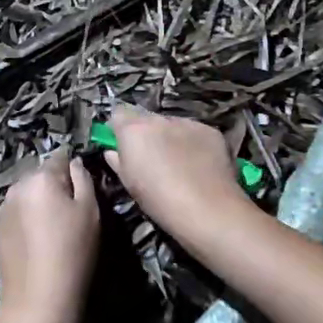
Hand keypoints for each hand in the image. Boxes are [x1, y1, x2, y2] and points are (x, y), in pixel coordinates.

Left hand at [0, 150, 100, 322]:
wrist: (38, 298)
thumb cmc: (72, 253)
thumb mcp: (90, 212)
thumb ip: (82, 179)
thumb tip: (73, 162)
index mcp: (40, 177)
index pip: (59, 156)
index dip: (73, 168)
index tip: (82, 187)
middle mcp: (16, 186)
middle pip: (40, 175)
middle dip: (53, 185)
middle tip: (70, 212)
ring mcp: (2, 207)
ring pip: (26, 194)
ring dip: (38, 202)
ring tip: (51, 228)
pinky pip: (15, 212)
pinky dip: (25, 218)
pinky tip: (35, 241)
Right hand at [102, 105, 241, 231]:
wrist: (208, 209)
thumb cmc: (158, 200)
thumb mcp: (129, 184)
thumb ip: (117, 161)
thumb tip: (113, 152)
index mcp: (133, 130)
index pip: (118, 113)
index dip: (119, 128)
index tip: (122, 143)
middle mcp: (158, 120)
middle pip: (146, 118)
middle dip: (145, 132)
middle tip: (151, 156)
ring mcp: (187, 123)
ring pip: (171, 124)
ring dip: (169, 136)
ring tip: (178, 162)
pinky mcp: (210, 131)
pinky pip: (194, 131)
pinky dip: (192, 142)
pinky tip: (198, 164)